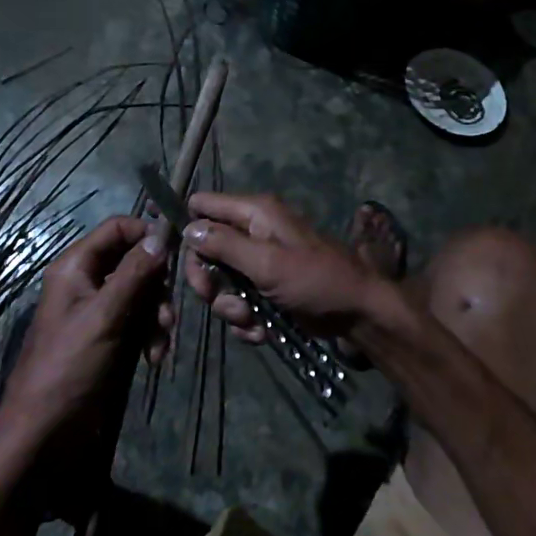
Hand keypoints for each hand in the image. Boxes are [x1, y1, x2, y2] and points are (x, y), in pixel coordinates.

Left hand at [0, 216, 171, 442]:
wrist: (45, 428)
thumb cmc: (69, 364)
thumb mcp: (104, 315)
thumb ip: (134, 274)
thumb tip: (161, 236)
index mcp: (76, 266)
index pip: (117, 228)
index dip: (146, 236)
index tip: (176, 255)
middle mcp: (87, 280)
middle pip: (134, 261)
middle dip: (157, 286)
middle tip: (167, 314)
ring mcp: (98, 309)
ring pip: (141, 292)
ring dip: (157, 315)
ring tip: (161, 343)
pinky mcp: (109, 334)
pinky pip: (138, 320)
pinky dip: (150, 334)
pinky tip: (154, 357)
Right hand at [180, 193, 384, 339]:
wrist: (359, 314)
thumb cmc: (315, 279)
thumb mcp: (267, 262)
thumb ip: (224, 244)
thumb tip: (188, 228)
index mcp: (254, 213)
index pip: (204, 204)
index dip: (187, 226)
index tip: (177, 255)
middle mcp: (253, 232)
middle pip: (206, 249)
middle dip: (209, 279)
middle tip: (213, 296)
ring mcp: (260, 263)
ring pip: (222, 282)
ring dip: (230, 306)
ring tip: (251, 320)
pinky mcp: (267, 290)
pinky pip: (240, 302)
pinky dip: (247, 320)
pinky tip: (262, 331)